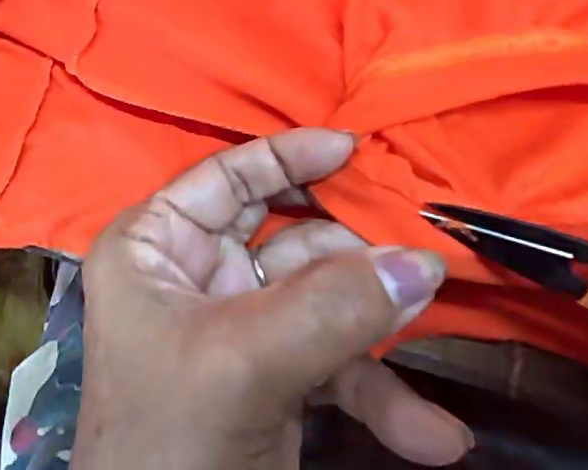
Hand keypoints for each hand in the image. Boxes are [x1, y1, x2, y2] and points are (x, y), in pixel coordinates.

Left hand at [72, 129, 473, 468]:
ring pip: (319, 296)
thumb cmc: (171, 444)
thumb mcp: (245, 362)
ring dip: (375, 317)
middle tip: (408, 232)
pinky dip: (378, 392)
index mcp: (156, 245)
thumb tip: (420, 261)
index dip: (289, 156)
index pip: (228, 176)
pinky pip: (331, 364)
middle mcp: (194, 274)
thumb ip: (333, 307)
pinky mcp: (271, 380)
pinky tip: (432, 434)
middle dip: (350, 243)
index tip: (352, 146)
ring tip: (430, 313)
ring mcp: (236, 326)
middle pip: (288, 232)